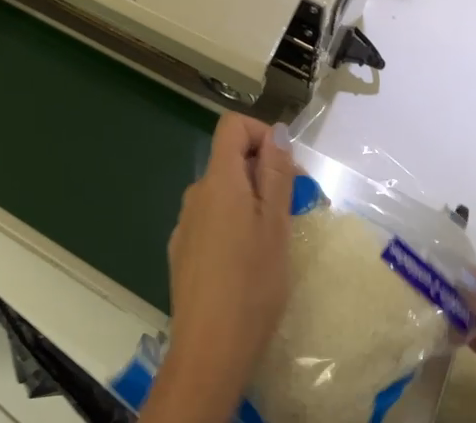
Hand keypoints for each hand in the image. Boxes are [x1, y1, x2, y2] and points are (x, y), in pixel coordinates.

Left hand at [142, 114, 295, 422]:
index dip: (261, 134)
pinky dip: (233, 226)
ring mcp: (185, 224)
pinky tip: (246, 264)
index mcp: (218, 181)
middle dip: (263, 174)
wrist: (209, 349)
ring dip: (250, 203)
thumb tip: (277, 132)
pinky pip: (211, 221)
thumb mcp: (275, 226)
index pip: (232, 126)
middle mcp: (195, 194)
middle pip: (229, 161)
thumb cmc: (252, 284)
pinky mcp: (182, 252)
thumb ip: (276, 174)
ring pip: (222, 194)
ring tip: (274, 242)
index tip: (288, 168)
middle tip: (293, 210)